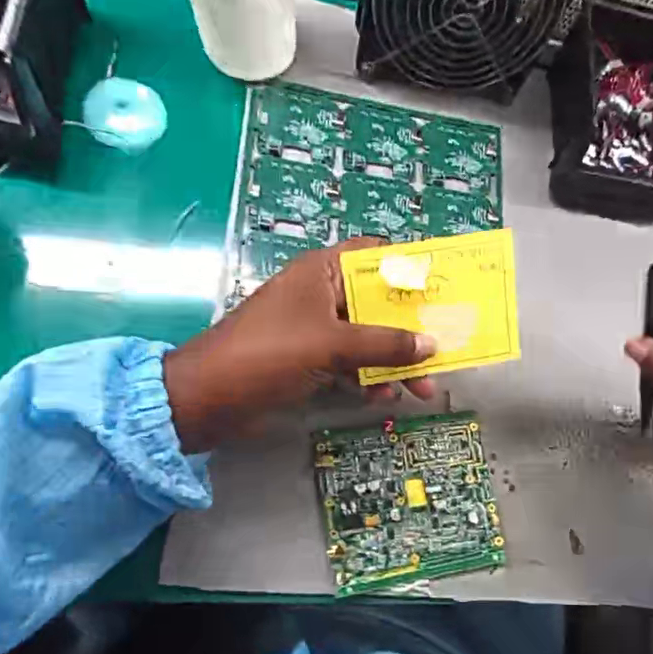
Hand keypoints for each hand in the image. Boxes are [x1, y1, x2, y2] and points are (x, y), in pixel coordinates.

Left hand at [165, 240, 437, 452]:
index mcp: (322, 271)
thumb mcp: (330, 345)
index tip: (443, 290)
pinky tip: (381, 398)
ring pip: (366, 338)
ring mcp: (313, 329)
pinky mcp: (306, 360)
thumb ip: (384, 343)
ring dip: (393, 362)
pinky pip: (348, 363)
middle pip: (377, 303)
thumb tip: (432, 344)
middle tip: (442, 354)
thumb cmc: (269, 354)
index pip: (375, 255)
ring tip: (420, 389)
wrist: (209, 397)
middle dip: (409, 331)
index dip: (410, 268)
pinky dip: (366, 378)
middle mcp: (320, 294)